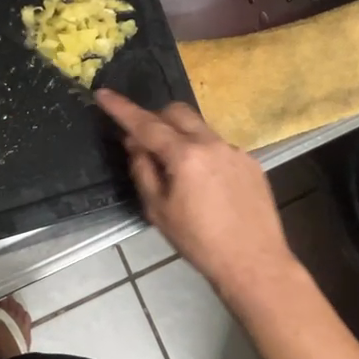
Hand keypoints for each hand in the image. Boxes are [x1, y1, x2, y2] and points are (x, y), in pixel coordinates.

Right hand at [97, 89, 295, 295]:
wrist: (255, 264)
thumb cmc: (199, 243)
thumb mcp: (158, 211)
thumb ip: (143, 170)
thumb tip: (135, 144)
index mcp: (185, 156)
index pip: (145, 124)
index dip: (121, 108)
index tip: (103, 94)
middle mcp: (211, 143)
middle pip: (176, 112)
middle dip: (156, 118)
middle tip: (144, 141)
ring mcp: (234, 150)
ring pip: (199, 127)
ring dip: (181, 135)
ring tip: (178, 169)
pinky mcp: (251, 162)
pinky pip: (219, 146)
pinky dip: (203, 153)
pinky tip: (207, 185)